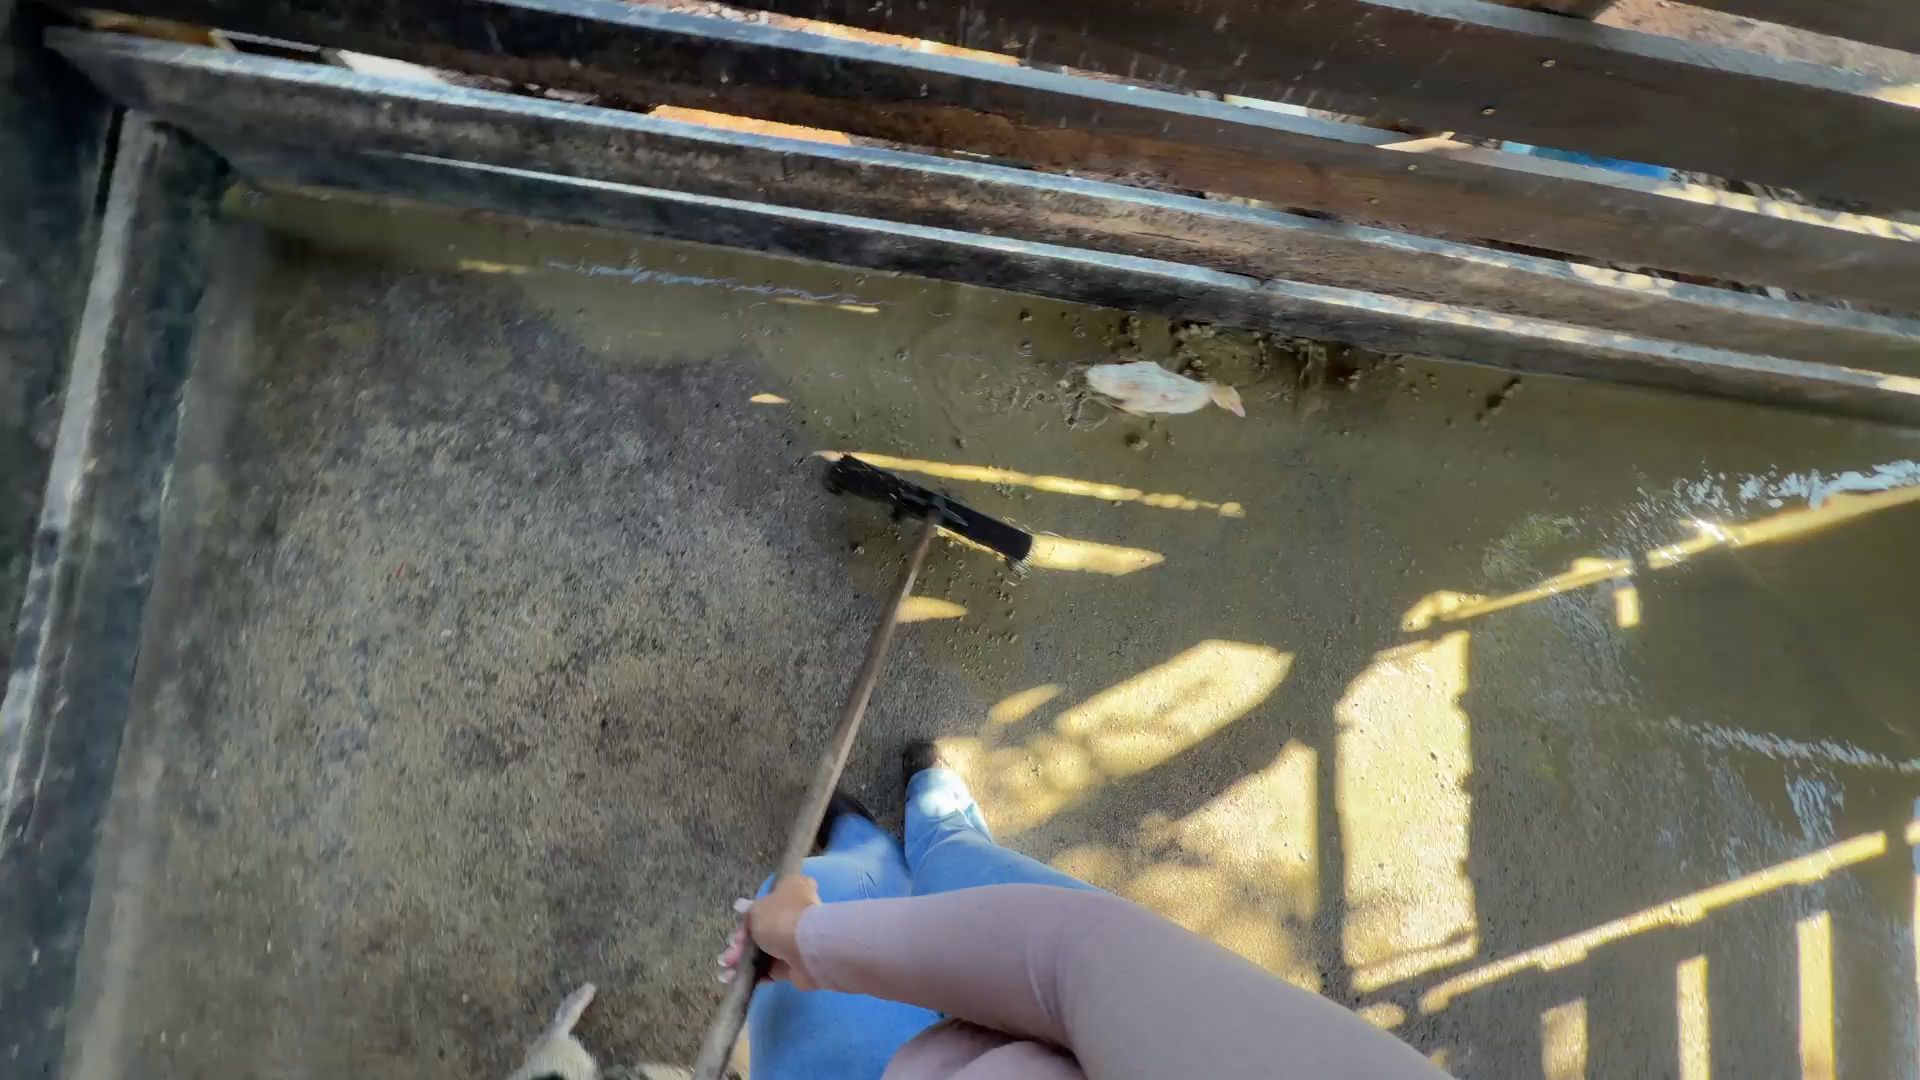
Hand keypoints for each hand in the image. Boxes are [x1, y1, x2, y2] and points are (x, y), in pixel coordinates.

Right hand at [717, 875, 822, 989]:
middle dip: (741, 942)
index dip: (752, 912)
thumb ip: (748, 913)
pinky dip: (753, 973)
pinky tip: (734, 978)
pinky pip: (770, 967)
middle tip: (729, 954)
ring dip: (742, 960)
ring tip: (727, 970)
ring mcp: (795, 938)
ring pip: (764, 949)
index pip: (771, 896)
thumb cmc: (781, 918)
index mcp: (792, 888)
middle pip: (763, 926)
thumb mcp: (756, 910)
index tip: (739, 923)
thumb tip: (741, 906)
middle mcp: (795, 911)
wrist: (806, 950)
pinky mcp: (793, 963)